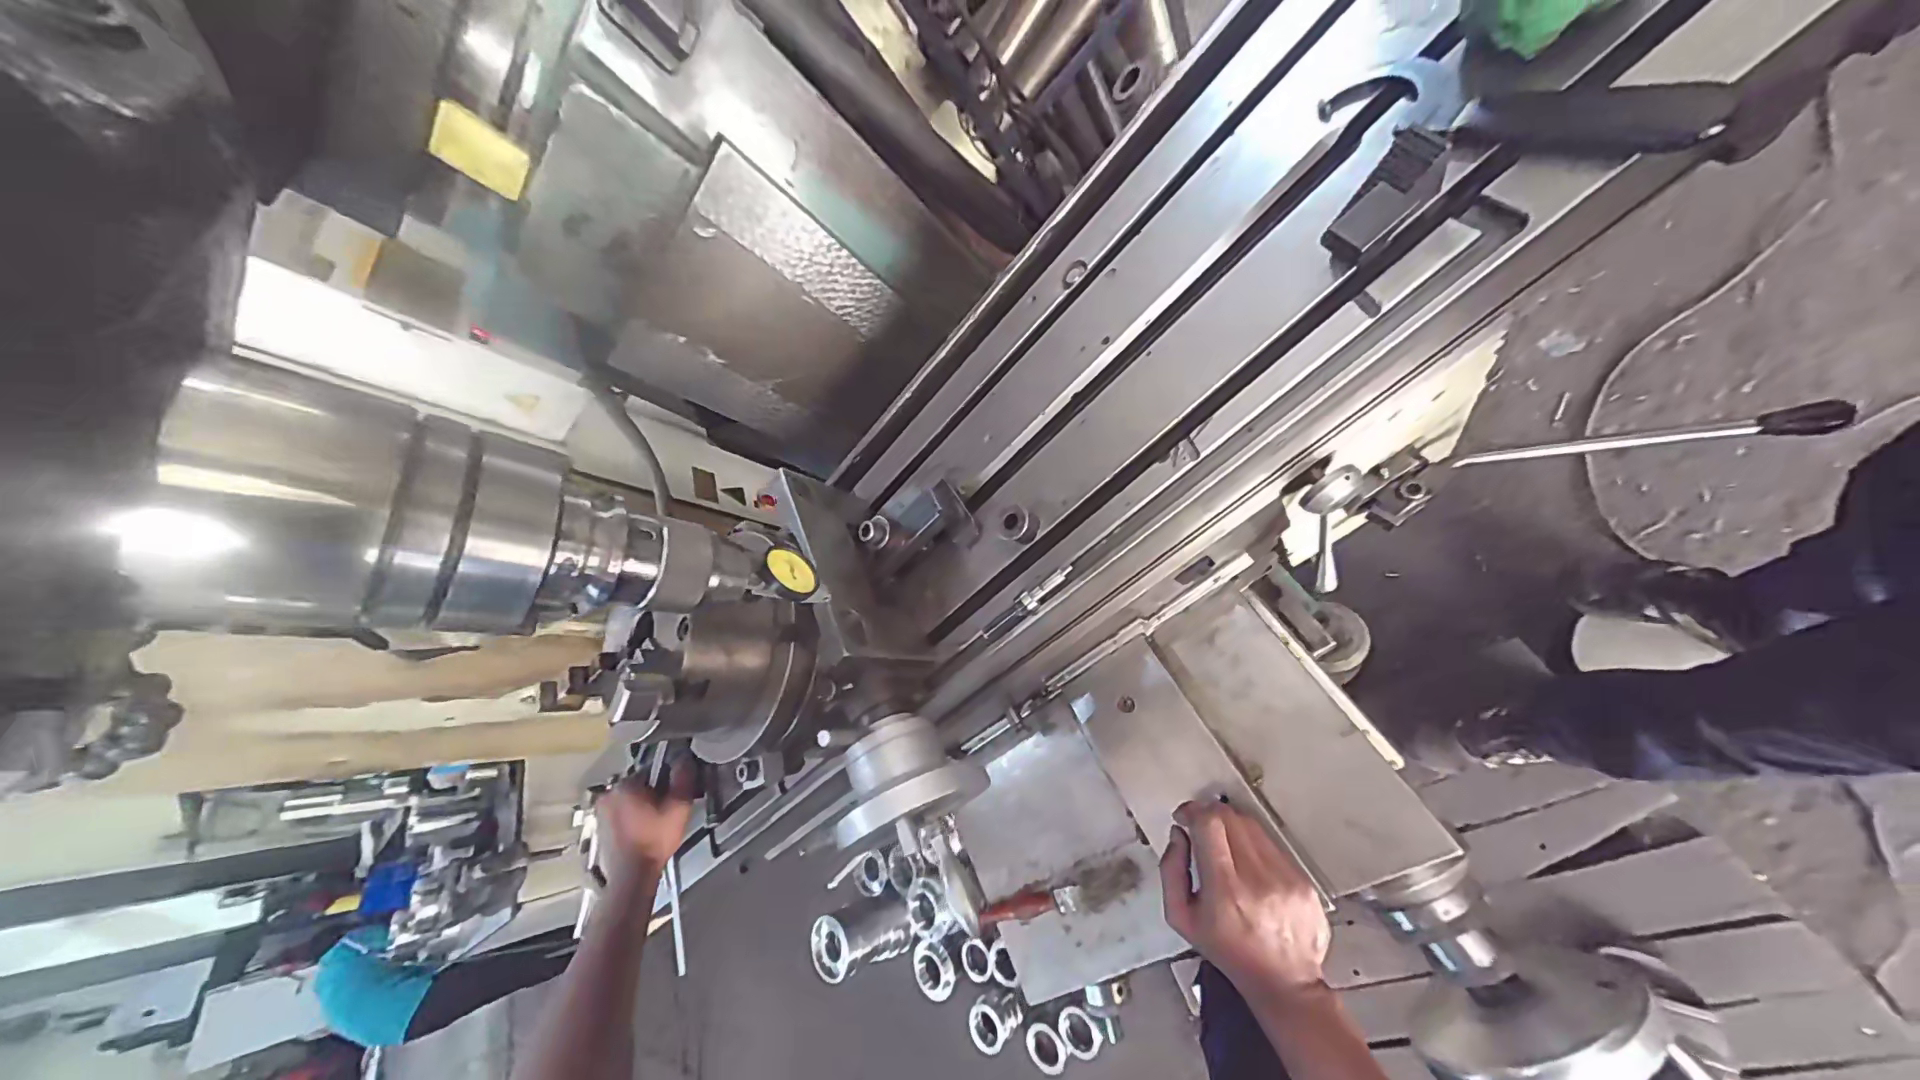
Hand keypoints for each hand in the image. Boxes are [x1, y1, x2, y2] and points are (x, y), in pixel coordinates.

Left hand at [595, 761, 695, 892]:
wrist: (630, 877)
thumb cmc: (655, 839)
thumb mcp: (679, 808)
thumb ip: (683, 779)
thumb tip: (685, 759)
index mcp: (626, 784)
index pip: (652, 769)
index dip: (666, 781)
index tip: (673, 796)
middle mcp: (608, 793)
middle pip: (638, 784)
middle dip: (651, 792)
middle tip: (665, 810)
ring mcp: (600, 811)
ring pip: (628, 799)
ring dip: (640, 805)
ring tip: (654, 822)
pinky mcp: (597, 827)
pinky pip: (619, 813)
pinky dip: (630, 817)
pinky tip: (641, 831)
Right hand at [1159, 800, 1329, 1000]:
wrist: (1284, 983)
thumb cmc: (1230, 952)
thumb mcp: (1182, 918)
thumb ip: (1171, 870)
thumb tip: (1178, 836)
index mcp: (1225, 891)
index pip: (1209, 824)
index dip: (1193, 811)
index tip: (1185, 817)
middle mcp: (1258, 880)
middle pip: (1230, 816)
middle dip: (1210, 815)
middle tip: (1201, 827)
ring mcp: (1286, 879)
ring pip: (1252, 825)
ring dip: (1232, 827)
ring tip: (1225, 848)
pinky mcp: (1304, 881)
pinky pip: (1272, 844)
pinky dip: (1255, 846)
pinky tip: (1249, 866)